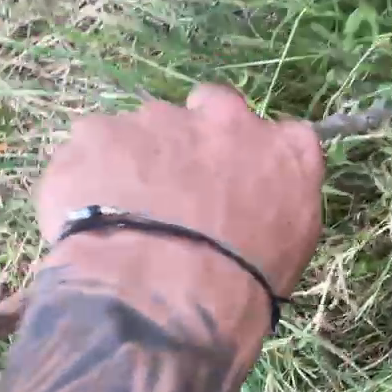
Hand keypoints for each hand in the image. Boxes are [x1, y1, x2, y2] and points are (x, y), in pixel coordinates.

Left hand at [34, 85, 324, 341]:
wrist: (170, 285)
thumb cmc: (248, 280)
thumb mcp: (292, 249)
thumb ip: (279, 206)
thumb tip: (258, 203)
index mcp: (287, 154)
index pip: (291, 136)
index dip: (268, 155)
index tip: (256, 180)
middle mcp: (228, 121)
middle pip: (217, 106)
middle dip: (207, 134)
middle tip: (195, 183)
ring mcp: (159, 119)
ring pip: (153, 128)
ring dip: (150, 157)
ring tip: (141, 211)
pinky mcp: (99, 130)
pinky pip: (99, 147)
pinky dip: (101, 172)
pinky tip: (104, 213)